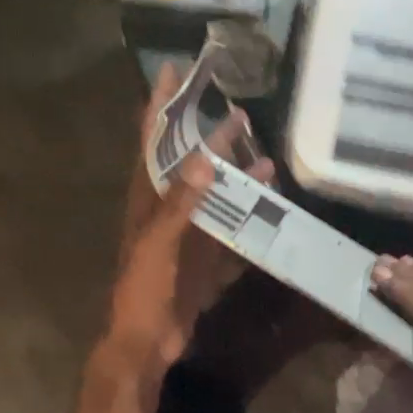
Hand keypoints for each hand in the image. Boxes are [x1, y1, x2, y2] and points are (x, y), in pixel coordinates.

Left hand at [105, 64, 273, 372]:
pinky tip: (270, 204)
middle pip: (187, 162)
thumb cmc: (142, 289)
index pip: (151, 140)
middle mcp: (165, 209)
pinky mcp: (202, 259)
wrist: (145, 343)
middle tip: (238, 111)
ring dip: (235, 175)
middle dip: (207, 135)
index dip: (159, 105)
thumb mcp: (158, 244)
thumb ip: (180, 203)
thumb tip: (204, 159)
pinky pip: (228, 230)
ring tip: (264, 152)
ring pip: (213, 195)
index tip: (172, 69)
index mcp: (146, 198)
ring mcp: (186, 234)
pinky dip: (247, 216)